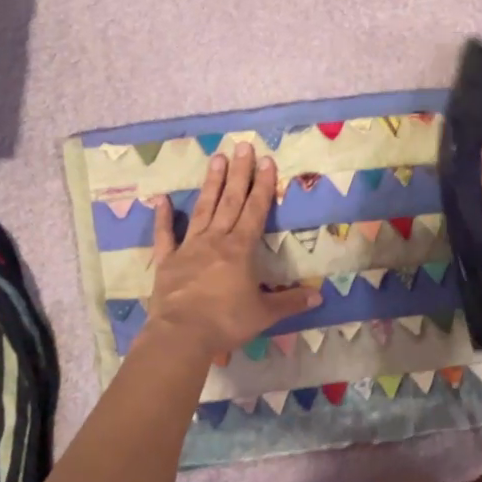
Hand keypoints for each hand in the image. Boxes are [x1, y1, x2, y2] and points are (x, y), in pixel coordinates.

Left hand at [139, 142, 320, 361]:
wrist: (181, 335)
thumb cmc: (227, 321)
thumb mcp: (264, 313)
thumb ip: (291, 302)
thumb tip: (319, 295)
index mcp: (241, 249)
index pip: (255, 210)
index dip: (263, 185)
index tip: (267, 161)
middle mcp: (216, 240)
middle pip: (230, 201)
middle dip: (239, 173)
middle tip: (242, 146)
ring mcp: (189, 248)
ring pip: (203, 209)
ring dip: (211, 184)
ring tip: (216, 158)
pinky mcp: (167, 261)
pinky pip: (165, 235)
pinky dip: (163, 217)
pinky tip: (161, 199)